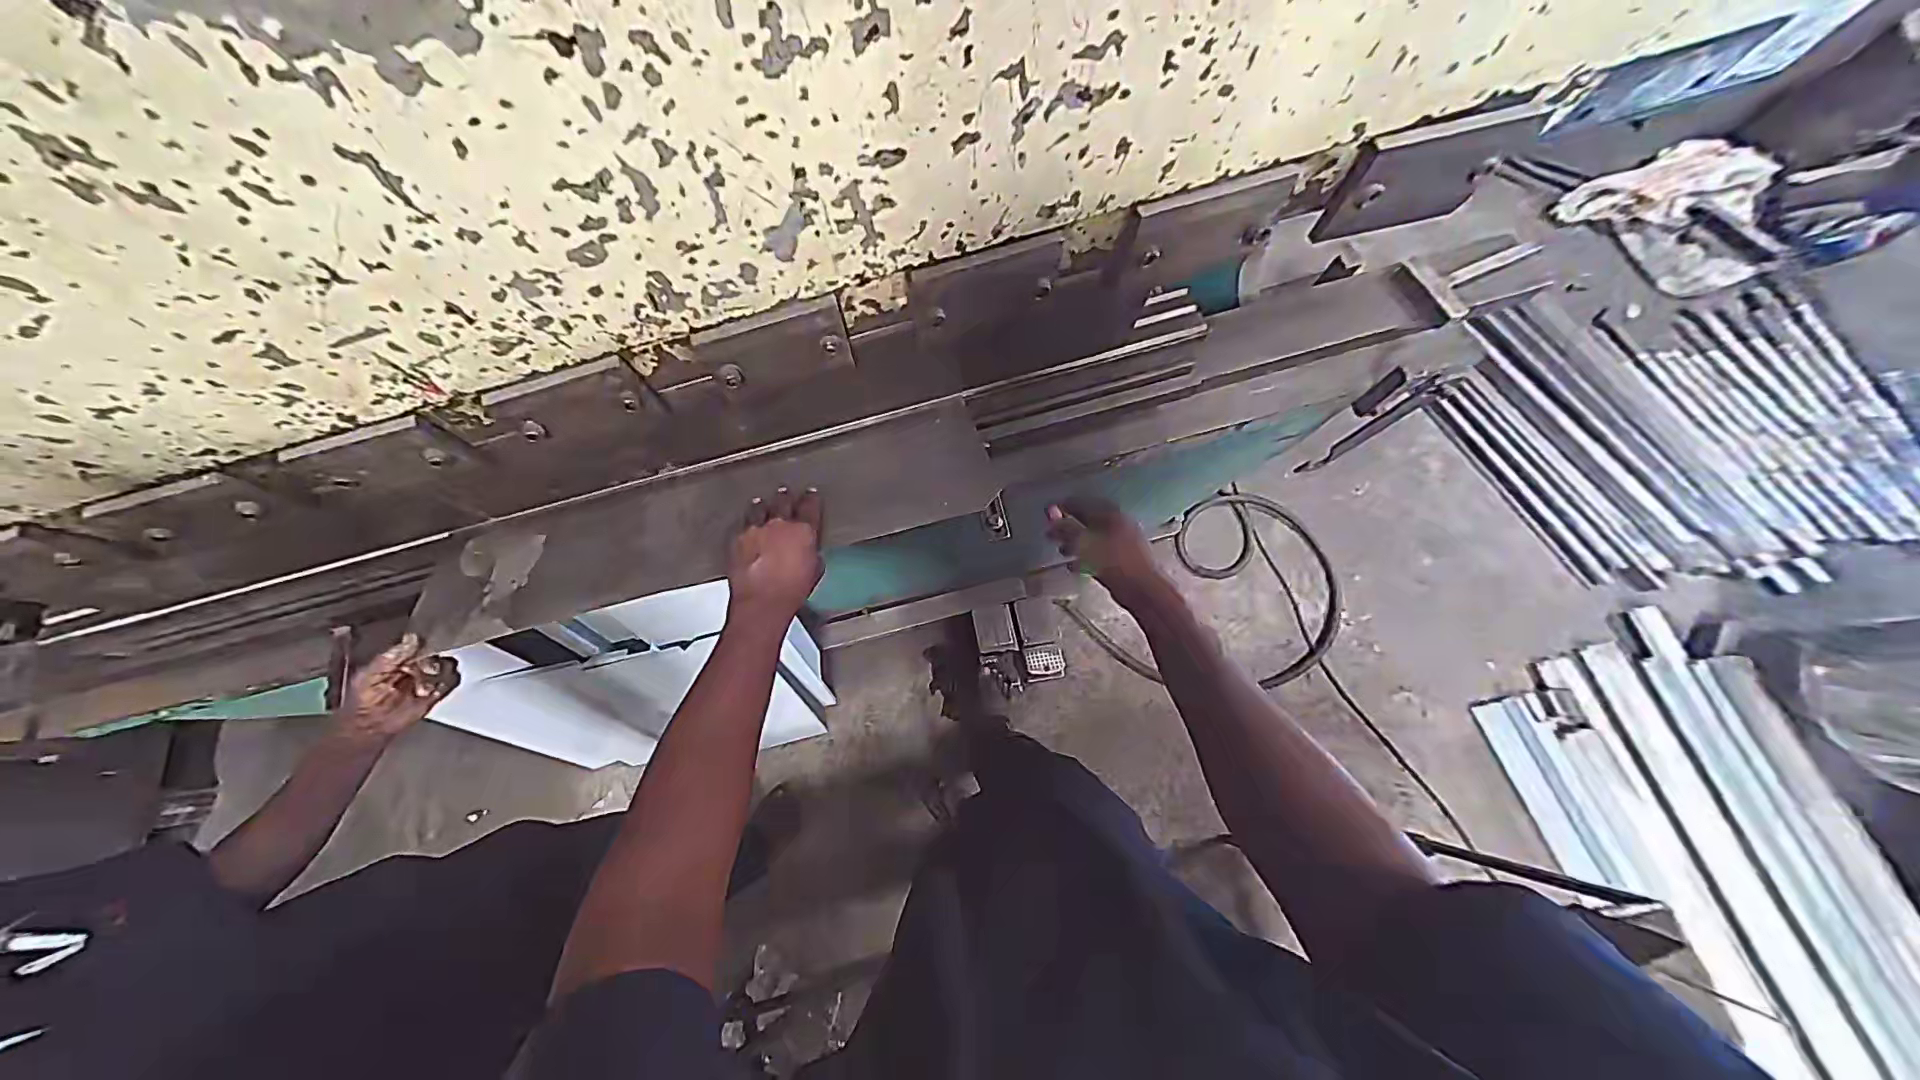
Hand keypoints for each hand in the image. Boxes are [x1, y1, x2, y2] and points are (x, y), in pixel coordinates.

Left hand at [336, 634, 460, 741]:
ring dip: (439, 672)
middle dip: (431, 660)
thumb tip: (411, 638)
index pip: (418, 645)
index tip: (421, 646)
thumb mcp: (369, 674)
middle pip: (435, 654)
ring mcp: (426, 680)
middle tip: (423, 668)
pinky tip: (432, 689)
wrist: (367, 726)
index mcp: (398, 660)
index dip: (422, 644)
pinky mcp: (436, 694)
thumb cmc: (361, 701)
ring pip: (447, 666)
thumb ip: (389, 657)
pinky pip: (451, 682)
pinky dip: (447, 682)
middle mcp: (415, 668)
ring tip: (423, 684)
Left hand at [728, 488, 823, 621]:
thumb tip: (810, 551)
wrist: (762, 601)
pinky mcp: (738, 539)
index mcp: (803, 530)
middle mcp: (779, 525)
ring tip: (762, 502)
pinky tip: (746, 523)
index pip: (810, 506)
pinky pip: (743, 524)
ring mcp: (756, 530)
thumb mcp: (815, 571)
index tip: (811, 495)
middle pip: (783, 502)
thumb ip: (813, 553)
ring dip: (763, 505)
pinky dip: (746, 522)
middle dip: (785, 496)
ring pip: (759, 508)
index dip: (811, 499)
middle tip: (786, 492)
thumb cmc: (790, 590)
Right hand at [1045, 496, 1169, 604]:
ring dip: (1077, 543)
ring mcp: (1124, 544)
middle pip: (1090, 521)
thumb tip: (1052, 518)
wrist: (1142, 589)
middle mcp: (1120, 526)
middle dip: (1070, 527)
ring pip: (1095, 539)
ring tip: (1062, 550)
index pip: (1084, 504)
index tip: (1052, 510)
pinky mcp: (1124, 562)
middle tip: (1054, 531)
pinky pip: (1101, 555)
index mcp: (1111, 515)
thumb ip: (1066, 529)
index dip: (1065, 506)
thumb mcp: (1084, 543)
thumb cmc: (1116, 562)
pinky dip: (1086, 557)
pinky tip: (1076, 566)